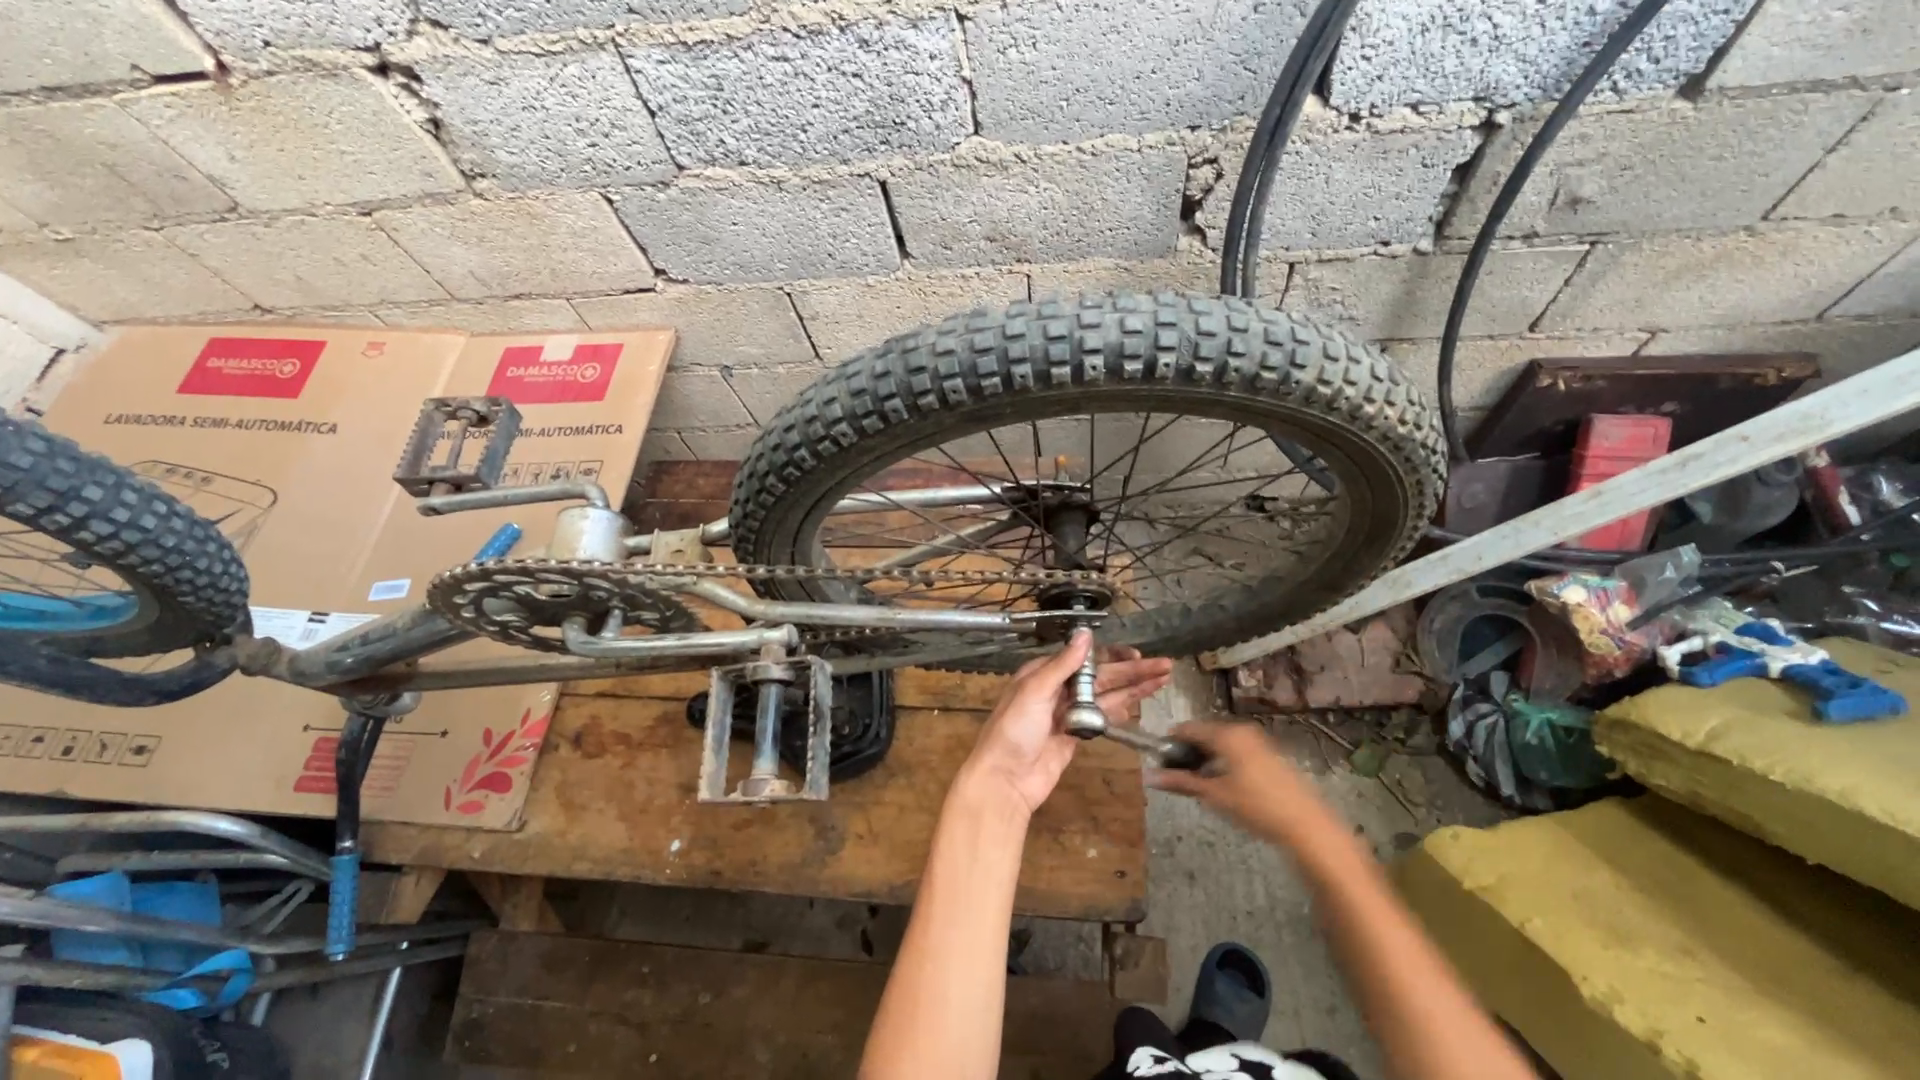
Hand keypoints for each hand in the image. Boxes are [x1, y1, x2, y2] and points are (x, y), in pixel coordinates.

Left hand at [960, 630, 1173, 814]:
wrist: (1005, 779)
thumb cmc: (1013, 731)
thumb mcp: (1034, 691)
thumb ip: (1062, 664)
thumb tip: (1084, 634)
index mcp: (1042, 674)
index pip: (1084, 658)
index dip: (1112, 656)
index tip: (1136, 655)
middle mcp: (1057, 690)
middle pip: (1100, 677)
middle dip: (1132, 672)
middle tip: (1163, 666)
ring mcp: (1068, 714)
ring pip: (1106, 696)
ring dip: (1133, 688)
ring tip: (1162, 680)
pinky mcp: (1075, 736)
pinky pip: (1102, 718)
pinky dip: (1121, 710)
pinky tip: (1140, 702)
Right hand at [1148, 720, 1332, 847]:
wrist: (1306, 824)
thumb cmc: (1256, 807)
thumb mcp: (1214, 796)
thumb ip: (1181, 782)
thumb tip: (1150, 776)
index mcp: (1225, 734)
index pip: (1187, 728)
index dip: (1171, 743)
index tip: (1161, 763)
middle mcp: (1241, 730)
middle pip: (1205, 734)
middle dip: (1190, 753)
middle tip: (1181, 779)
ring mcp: (1258, 741)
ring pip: (1222, 744)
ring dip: (1207, 759)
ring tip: (1202, 786)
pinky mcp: (1269, 754)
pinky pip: (1237, 751)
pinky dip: (1225, 762)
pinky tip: (1226, 786)